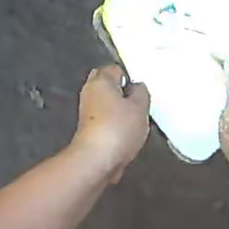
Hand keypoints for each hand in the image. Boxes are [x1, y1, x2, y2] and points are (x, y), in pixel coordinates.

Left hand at [69, 65, 149, 182]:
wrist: (96, 160)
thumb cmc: (119, 128)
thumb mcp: (139, 107)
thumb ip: (141, 92)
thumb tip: (136, 87)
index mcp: (101, 80)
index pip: (116, 69)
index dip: (130, 78)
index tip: (141, 92)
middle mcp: (90, 91)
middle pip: (108, 85)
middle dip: (122, 92)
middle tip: (138, 104)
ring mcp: (86, 110)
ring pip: (105, 102)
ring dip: (118, 109)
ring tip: (134, 121)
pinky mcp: (88, 128)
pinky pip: (103, 118)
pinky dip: (113, 123)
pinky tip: (125, 135)